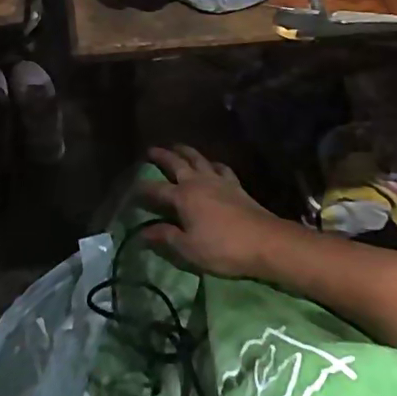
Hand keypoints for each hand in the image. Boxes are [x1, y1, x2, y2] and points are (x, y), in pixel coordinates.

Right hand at [137, 145, 290, 278]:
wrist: (266, 242)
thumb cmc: (223, 248)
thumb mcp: (189, 248)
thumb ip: (166, 237)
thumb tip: (143, 231)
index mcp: (182, 197)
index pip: (156, 189)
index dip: (142, 188)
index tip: (131, 187)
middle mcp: (197, 182)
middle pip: (175, 163)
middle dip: (161, 156)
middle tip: (150, 150)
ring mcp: (218, 181)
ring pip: (198, 159)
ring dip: (185, 151)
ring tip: (177, 146)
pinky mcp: (236, 185)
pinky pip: (221, 168)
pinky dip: (213, 164)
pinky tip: (213, 165)